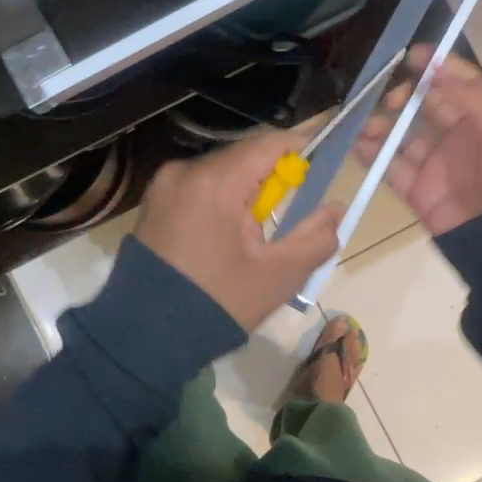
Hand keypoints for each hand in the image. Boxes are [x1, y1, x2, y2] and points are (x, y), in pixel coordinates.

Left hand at [135, 132, 346, 329]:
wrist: (145, 338)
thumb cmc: (218, 304)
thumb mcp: (278, 276)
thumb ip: (315, 237)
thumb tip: (335, 209)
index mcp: (216, 182)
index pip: (268, 144)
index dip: (300, 149)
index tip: (321, 164)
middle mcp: (184, 172)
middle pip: (242, 157)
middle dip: (271, 177)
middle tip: (291, 212)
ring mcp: (162, 187)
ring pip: (219, 173)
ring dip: (244, 192)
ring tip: (255, 235)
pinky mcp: (151, 205)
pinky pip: (196, 189)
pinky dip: (218, 202)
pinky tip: (224, 238)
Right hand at [353, 46, 481, 235]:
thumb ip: (471, 98)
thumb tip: (438, 63)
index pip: (456, 85)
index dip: (435, 68)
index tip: (411, 56)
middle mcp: (457, 138)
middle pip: (423, 107)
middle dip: (403, 97)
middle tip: (390, 99)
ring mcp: (436, 166)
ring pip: (402, 136)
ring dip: (382, 126)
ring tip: (366, 125)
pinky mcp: (418, 192)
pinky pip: (391, 169)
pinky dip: (373, 156)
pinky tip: (359, 146)